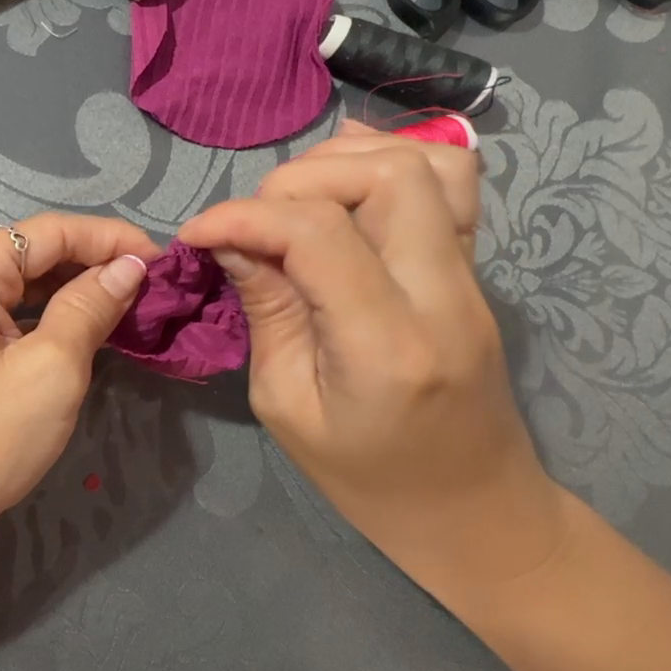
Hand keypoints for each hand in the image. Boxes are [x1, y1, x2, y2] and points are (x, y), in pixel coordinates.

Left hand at [0, 214, 157, 572]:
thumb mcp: (52, 369)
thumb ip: (90, 307)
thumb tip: (129, 267)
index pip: (47, 232)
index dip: (109, 239)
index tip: (165, 262)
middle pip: (32, 251)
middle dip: (94, 263)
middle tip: (156, 288)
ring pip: (22, 282)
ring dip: (75, 289)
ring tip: (134, 304)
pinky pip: (8, 311)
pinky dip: (49, 314)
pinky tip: (89, 324)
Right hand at [178, 123, 569, 594]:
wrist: (474, 511)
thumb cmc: (365, 477)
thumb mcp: (285, 404)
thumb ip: (266, 311)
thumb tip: (231, 242)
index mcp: (386, 343)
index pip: (316, 233)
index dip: (242, 216)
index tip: (195, 235)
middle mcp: (442, 294)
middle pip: (383, 177)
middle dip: (295, 181)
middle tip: (253, 222)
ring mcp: (469, 277)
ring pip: (425, 164)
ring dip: (344, 164)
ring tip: (291, 199)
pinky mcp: (473, 271)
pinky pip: (451, 183)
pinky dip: (391, 158)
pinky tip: (340, 175)